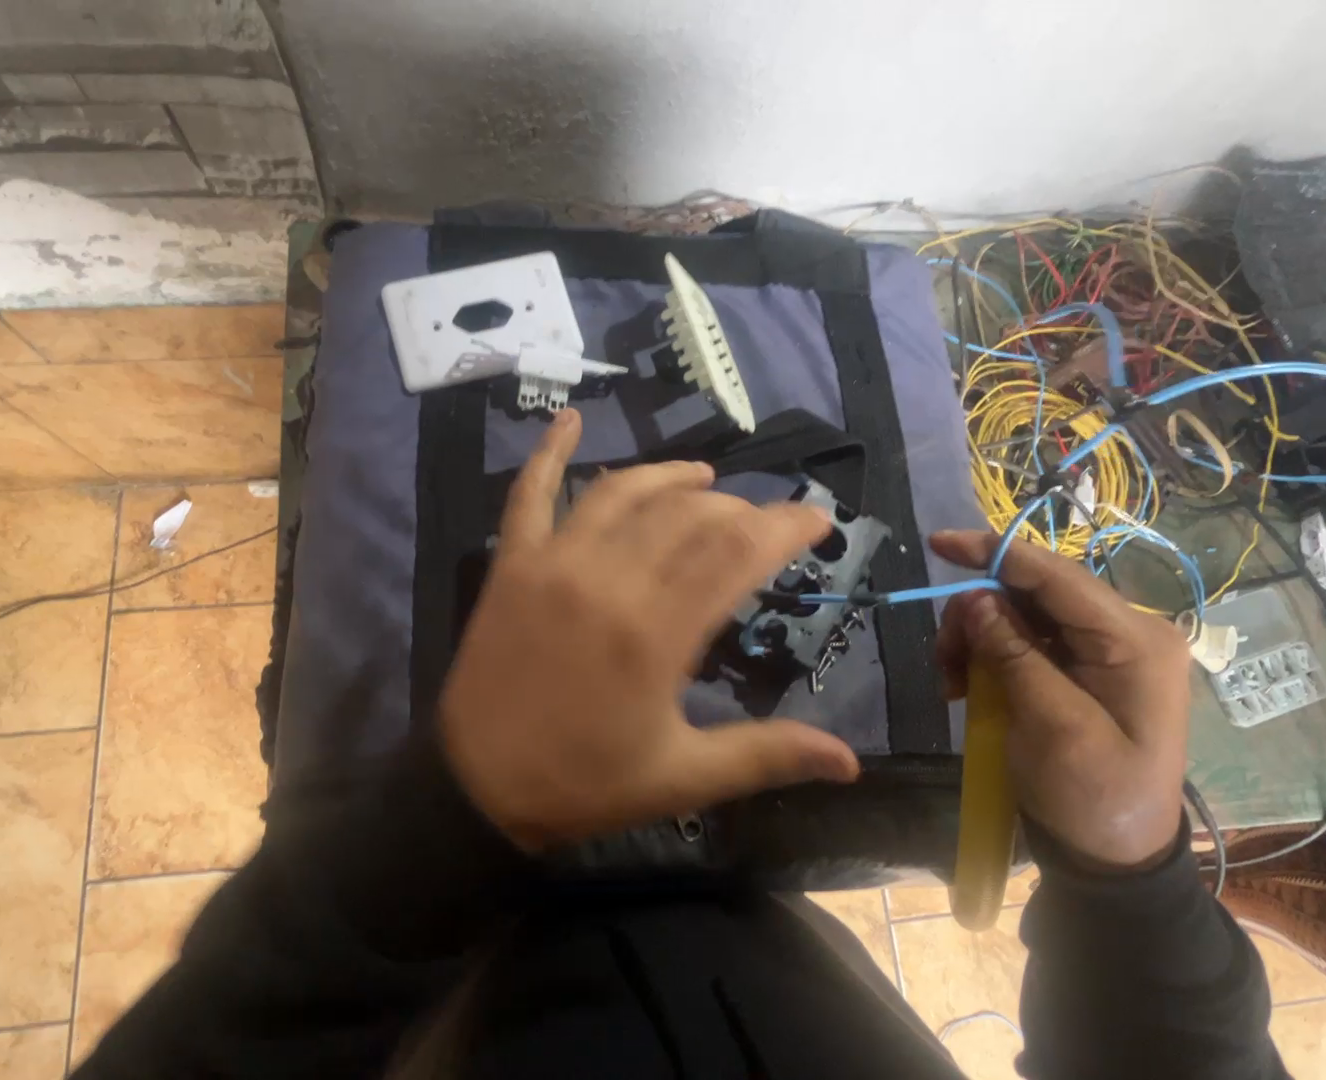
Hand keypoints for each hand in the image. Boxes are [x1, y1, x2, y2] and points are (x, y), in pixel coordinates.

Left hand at [439, 410, 861, 852]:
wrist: (474, 788)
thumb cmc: (583, 784)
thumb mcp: (681, 779)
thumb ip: (766, 754)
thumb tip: (851, 761)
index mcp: (655, 633)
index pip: (737, 552)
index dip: (785, 526)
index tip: (816, 517)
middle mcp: (608, 581)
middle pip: (688, 515)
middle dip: (736, 509)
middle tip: (759, 524)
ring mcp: (553, 564)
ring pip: (622, 493)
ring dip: (668, 477)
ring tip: (702, 476)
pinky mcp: (512, 565)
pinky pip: (529, 494)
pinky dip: (548, 452)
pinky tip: (567, 418)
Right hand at [931, 530, 1191, 871]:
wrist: (1113, 856)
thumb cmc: (1092, 795)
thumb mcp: (1051, 726)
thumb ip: (1015, 656)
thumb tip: (976, 600)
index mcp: (1133, 640)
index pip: (1055, 574)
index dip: (994, 552)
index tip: (937, 543)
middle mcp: (1122, 632)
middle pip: (1031, 591)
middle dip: (977, 614)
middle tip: (943, 660)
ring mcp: (1102, 650)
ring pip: (1018, 613)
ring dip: (975, 639)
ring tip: (953, 683)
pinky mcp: (1080, 669)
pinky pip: (1022, 640)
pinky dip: (985, 656)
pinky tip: (967, 687)